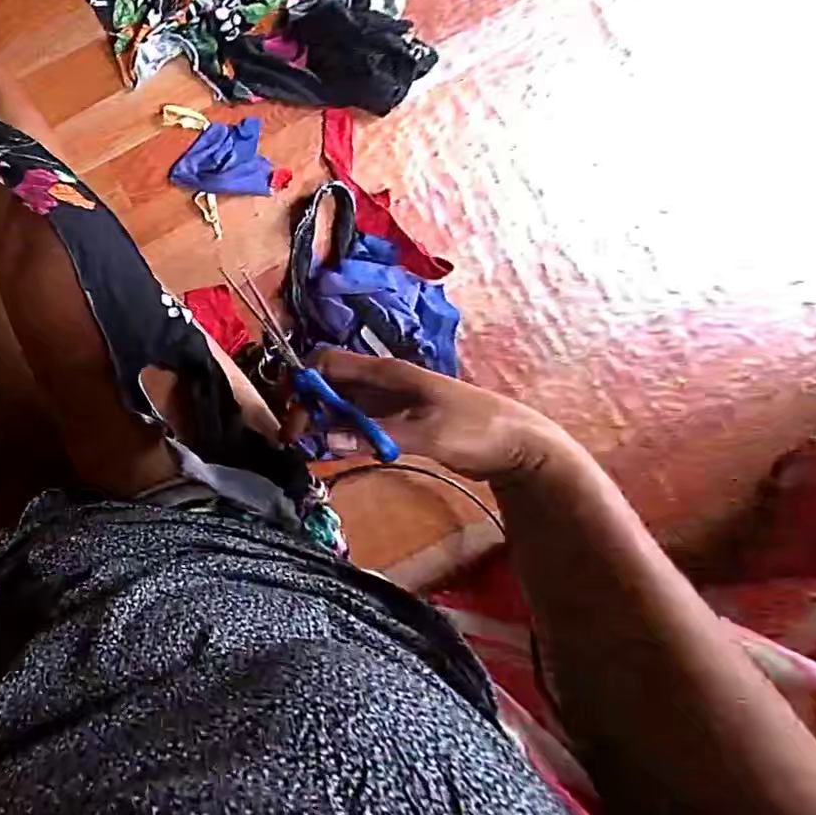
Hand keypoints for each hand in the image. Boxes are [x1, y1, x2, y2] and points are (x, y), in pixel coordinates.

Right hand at [294, 349, 585, 482]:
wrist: (521, 445)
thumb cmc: (476, 430)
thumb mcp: (427, 434)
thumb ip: (376, 436)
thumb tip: (325, 440)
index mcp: (386, 373)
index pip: (328, 363)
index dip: (304, 382)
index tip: (293, 413)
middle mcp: (380, 383)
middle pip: (328, 384)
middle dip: (306, 406)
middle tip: (295, 439)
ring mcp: (388, 402)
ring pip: (339, 404)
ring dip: (320, 422)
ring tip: (306, 448)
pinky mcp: (395, 421)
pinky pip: (356, 422)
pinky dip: (339, 434)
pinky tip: (331, 451)